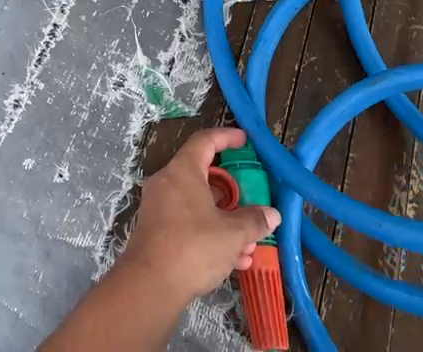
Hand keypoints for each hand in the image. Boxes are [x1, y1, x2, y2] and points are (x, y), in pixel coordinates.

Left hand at [117, 127, 281, 301]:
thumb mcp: (232, 234)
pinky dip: (210, 232)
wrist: (151, 283)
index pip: (205, 141)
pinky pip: (188, 222)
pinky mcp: (156, 230)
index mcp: (182, 170)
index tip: (244, 139)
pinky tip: (233, 259)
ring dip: (224, 219)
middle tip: (252, 201)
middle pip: (202, 175)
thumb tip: (271, 214)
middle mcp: (167, 182)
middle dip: (231, 192)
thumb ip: (254, 221)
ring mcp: (158, 206)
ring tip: (249, 242)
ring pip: (197, 204)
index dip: (226, 137)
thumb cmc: (193, 246)